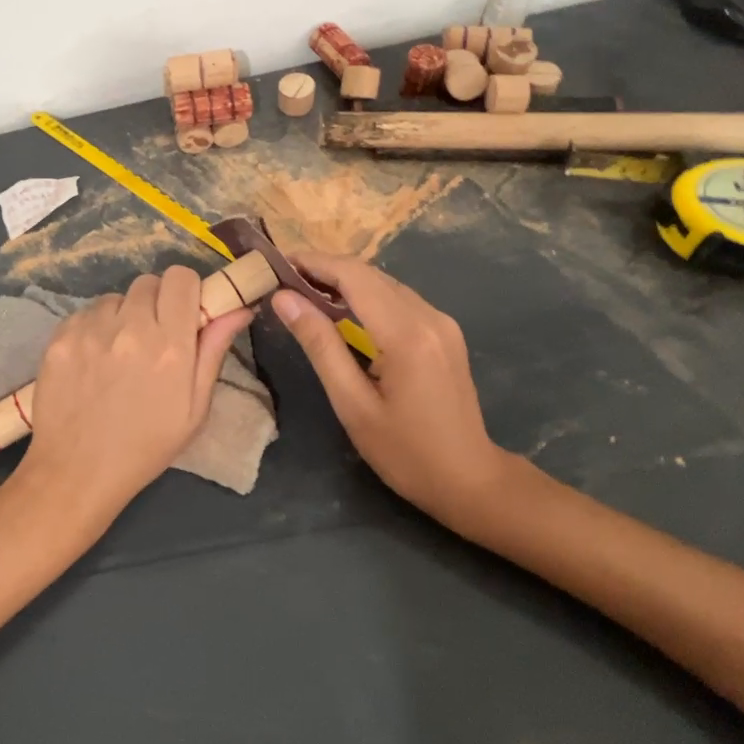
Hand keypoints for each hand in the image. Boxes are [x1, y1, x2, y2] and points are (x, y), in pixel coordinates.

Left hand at [16, 265, 252, 523]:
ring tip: (118, 354)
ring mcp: (91, 330)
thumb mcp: (195, 409)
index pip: (181, 278)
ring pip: (114, 298)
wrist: (78, 469)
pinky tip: (93, 361)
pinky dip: (93, 328)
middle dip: (155, 303)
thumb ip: (213, 351)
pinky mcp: (60, 336)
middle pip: (148, 282)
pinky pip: (85, 314)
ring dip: (122, 316)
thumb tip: (238, 307)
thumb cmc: (146, 446)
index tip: (184, 312)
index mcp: (170, 346)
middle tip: (152, 338)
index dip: (185, 290)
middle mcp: (130, 328)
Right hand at [270, 252, 508, 529]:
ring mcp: (441, 323)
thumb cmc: (404, 452)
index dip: (312, 263)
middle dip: (323, 270)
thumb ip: (319, 345)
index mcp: (406, 334)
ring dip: (342, 282)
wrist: (469, 480)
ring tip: (301, 293)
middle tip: (280, 279)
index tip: (275, 263)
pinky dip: (364, 297)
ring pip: (384, 284)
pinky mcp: (443, 333)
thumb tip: (284, 299)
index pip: (353, 276)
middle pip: (369, 274)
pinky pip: (397, 300)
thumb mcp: (351, 403)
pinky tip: (339, 312)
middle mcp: (429, 317)